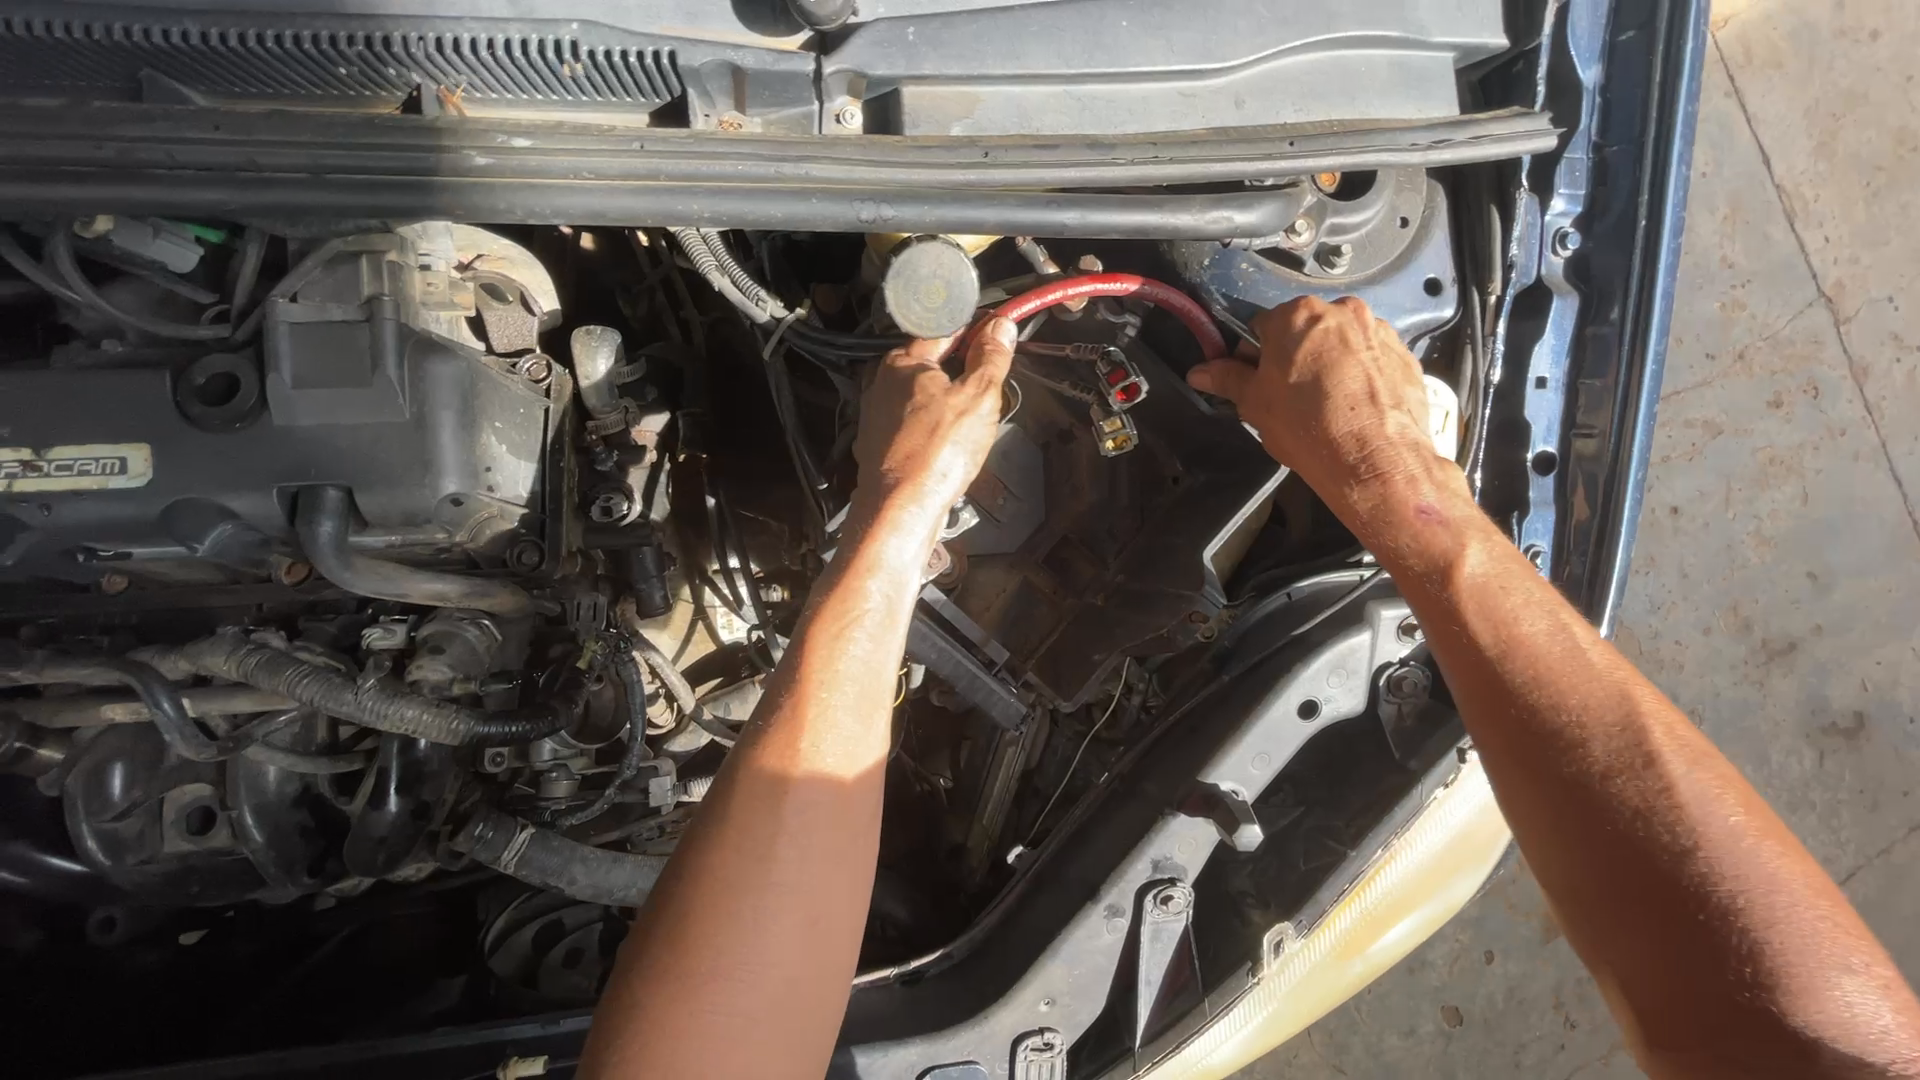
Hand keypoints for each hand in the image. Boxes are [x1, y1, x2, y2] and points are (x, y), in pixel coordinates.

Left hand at [851, 317, 1014, 528]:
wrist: (901, 509)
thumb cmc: (936, 454)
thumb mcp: (979, 397)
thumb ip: (990, 359)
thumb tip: (1001, 328)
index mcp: (904, 361)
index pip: (947, 330)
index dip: (978, 332)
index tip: (999, 337)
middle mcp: (882, 383)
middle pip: (932, 365)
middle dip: (962, 374)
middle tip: (988, 392)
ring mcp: (876, 416)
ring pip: (922, 398)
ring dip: (947, 404)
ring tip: (969, 427)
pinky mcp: (878, 445)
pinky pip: (912, 426)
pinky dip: (931, 430)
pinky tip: (947, 447)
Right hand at [1186, 296, 1449, 526]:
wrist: (1374, 458)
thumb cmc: (1304, 425)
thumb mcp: (1254, 404)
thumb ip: (1226, 379)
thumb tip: (1198, 371)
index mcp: (1296, 315)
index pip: (1259, 328)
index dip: (1252, 358)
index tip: (1255, 385)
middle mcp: (1341, 310)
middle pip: (1302, 331)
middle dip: (1292, 357)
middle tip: (1288, 398)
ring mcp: (1378, 329)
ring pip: (1338, 343)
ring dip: (1327, 363)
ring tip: (1325, 405)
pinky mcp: (1405, 353)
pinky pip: (1369, 358)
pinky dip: (1358, 375)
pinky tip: (1352, 406)